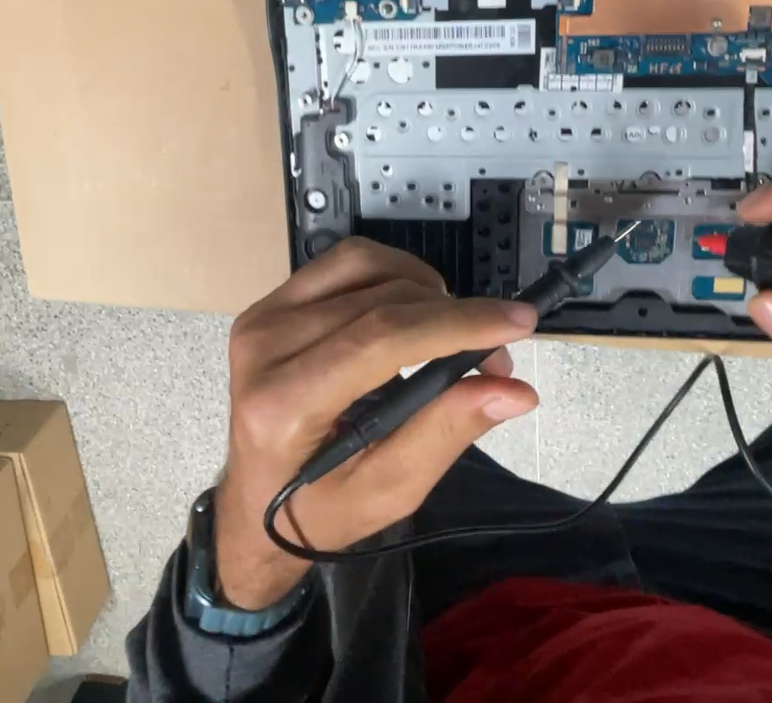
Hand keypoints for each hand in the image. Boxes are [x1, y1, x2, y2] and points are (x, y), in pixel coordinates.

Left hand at [213, 239, 538, 607]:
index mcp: (282, 403)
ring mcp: (262, 316)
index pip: (381, 338)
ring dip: (423, 287)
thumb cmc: (318, 509)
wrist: (252, 503)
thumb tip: (515, 390)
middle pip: (380, 298)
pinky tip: (413, 312)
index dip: (457, 322)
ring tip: (452, 329)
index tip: (519, 321)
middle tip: (496, 354)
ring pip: (364, 264)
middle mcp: (264, 346)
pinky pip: (345, 263)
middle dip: (455, 315)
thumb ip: (446, 433)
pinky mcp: (271, 303)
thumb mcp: (387, 492)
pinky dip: (393, 276)